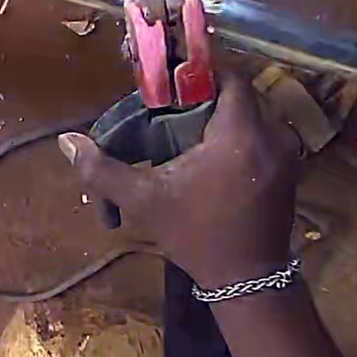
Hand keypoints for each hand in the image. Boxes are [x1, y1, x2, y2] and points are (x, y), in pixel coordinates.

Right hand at [60, 73, 300, 288]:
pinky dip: (240, 136)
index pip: (229, 77)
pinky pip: (263, 135)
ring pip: (253, 114)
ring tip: (191, 133)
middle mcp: (272, 135)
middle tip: (175, 110)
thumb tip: (67, 141)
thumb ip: (103, 170)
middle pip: (239, 94)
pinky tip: (214, 157)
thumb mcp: (145, 202)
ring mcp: (286, 153)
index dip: (200, 73)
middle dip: (207, 98)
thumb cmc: (196, 237)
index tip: (172, 83)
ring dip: (224, 117)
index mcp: (240, 134)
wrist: (247, 282)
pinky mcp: (289, 170)